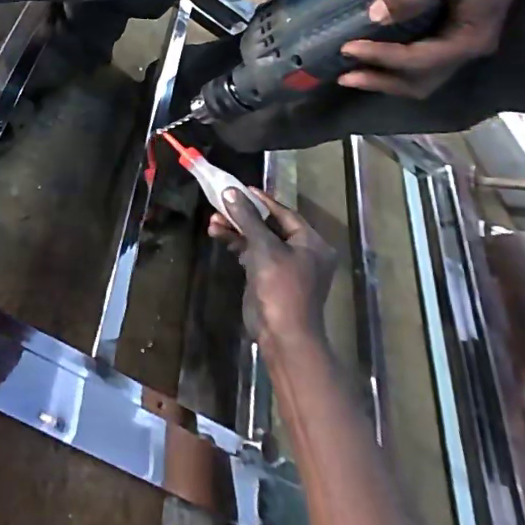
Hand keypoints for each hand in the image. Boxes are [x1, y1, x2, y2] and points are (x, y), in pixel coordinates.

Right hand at [208, 189, 337, 346]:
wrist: (283, 336)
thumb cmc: (281, 287)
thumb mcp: (264, 249)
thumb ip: (248, 219)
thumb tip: (230, 191)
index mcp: (311, 242)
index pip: (285, 213)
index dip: (262, 200)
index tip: (241, 188)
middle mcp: (302, 252)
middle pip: (270, 225)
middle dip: (244, 216)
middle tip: (221, 203)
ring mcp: (285, 267)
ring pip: (259, 240)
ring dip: (237, 230)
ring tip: (213, 221)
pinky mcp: (269, 279)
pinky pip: (253, 254)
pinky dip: (238, 245)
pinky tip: (218, 234)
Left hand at [337, 0, 524, 98]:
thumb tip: (374, 16)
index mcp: (469, 39)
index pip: (418, 61)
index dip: (380, 58)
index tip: (347, 48)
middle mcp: (468, 52)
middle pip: (420, 83)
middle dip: (380, 81)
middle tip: (342, 77)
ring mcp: (462, 48)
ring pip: (421, 80)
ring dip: (385, 80)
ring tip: (349, 75)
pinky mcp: (452, 40)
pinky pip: (421, 66)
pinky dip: (394, 69)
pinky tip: (371, 60)